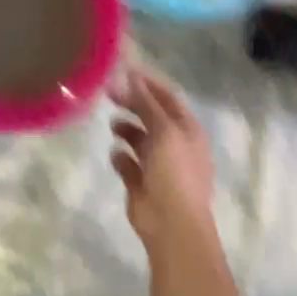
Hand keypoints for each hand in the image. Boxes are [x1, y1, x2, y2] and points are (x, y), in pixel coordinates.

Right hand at [110, 65, 217, 257]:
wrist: (172, 225)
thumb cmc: (174, 172)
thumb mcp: (163, 130)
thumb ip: (144, 102)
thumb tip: (126, 74)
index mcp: (188, 130)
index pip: (167, 97)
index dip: (147, 82)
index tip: (122, 70)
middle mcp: (175, 144)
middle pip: (151, 115)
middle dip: (132, 103)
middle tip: (108, 93)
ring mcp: (159, 165)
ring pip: (138, 138)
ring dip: (126, 129)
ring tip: (113, 126)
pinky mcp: (141, 182)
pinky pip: (127, 162)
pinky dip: (121, 157)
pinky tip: (116, 157)